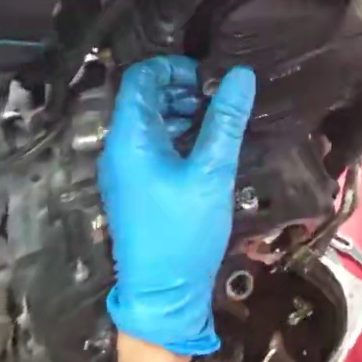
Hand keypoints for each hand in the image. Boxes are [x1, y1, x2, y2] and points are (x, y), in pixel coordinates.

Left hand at [99, 56, 254, 356]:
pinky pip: (155, 143)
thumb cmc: (184, 230)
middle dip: (183, 89)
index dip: (175, 68)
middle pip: (144, 96)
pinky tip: (209, 145)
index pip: (141, 78)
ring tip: (220, 121)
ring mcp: (127, 167)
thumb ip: (226, 120)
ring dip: (184, 111)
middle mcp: (121, 148)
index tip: (210, 79)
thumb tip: (241, 75)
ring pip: (151, 119)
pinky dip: (180, 134)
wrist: (163, 294)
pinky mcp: (138, 184)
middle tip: (220, 100)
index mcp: (130, 139)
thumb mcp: (212, 171)